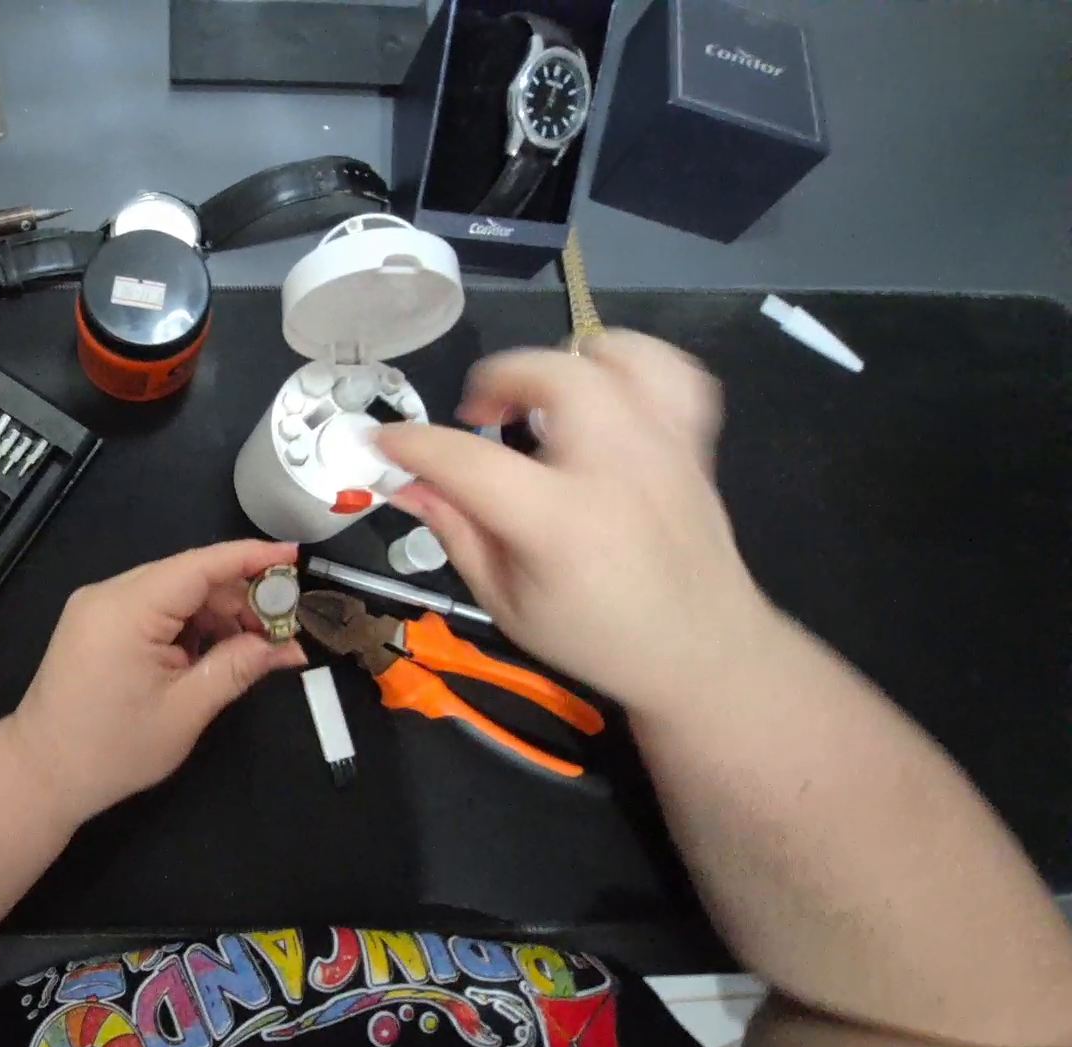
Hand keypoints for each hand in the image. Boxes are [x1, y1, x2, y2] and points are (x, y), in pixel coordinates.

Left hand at [6, 540, 307, 821]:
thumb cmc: (112, 750)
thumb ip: (237, 668)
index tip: (293, 556)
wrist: (40, 773)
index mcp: (126, 609)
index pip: (198, 566)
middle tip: (284, 629)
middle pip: (188, 578)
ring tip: (256, 648)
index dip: (249, 557)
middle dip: (239, 598)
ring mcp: (98, 607)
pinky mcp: (97, 623)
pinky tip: (216, 652)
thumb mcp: (185, 712)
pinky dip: (189, 625)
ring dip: (216, 614)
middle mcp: (108, 594)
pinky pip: (154, 609)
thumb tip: (286, 646)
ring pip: (173, 593)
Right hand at [376, 330, 775, 709]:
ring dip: (562, 363)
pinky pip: (669, 372)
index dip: (412, 444)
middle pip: (554, 375)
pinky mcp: (690, 445)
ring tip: (536, 401)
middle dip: (495, 379)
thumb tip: (406, 484)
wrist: (701, 653)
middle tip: (475, 418)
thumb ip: (454, 530)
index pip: (468, 461)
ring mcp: (663, 449)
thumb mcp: (501, 597)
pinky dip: (623, 368)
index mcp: (559, 523)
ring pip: (619, 356)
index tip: (381, 441)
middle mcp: (617, 470)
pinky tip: (595, 396)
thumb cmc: (590, 636)